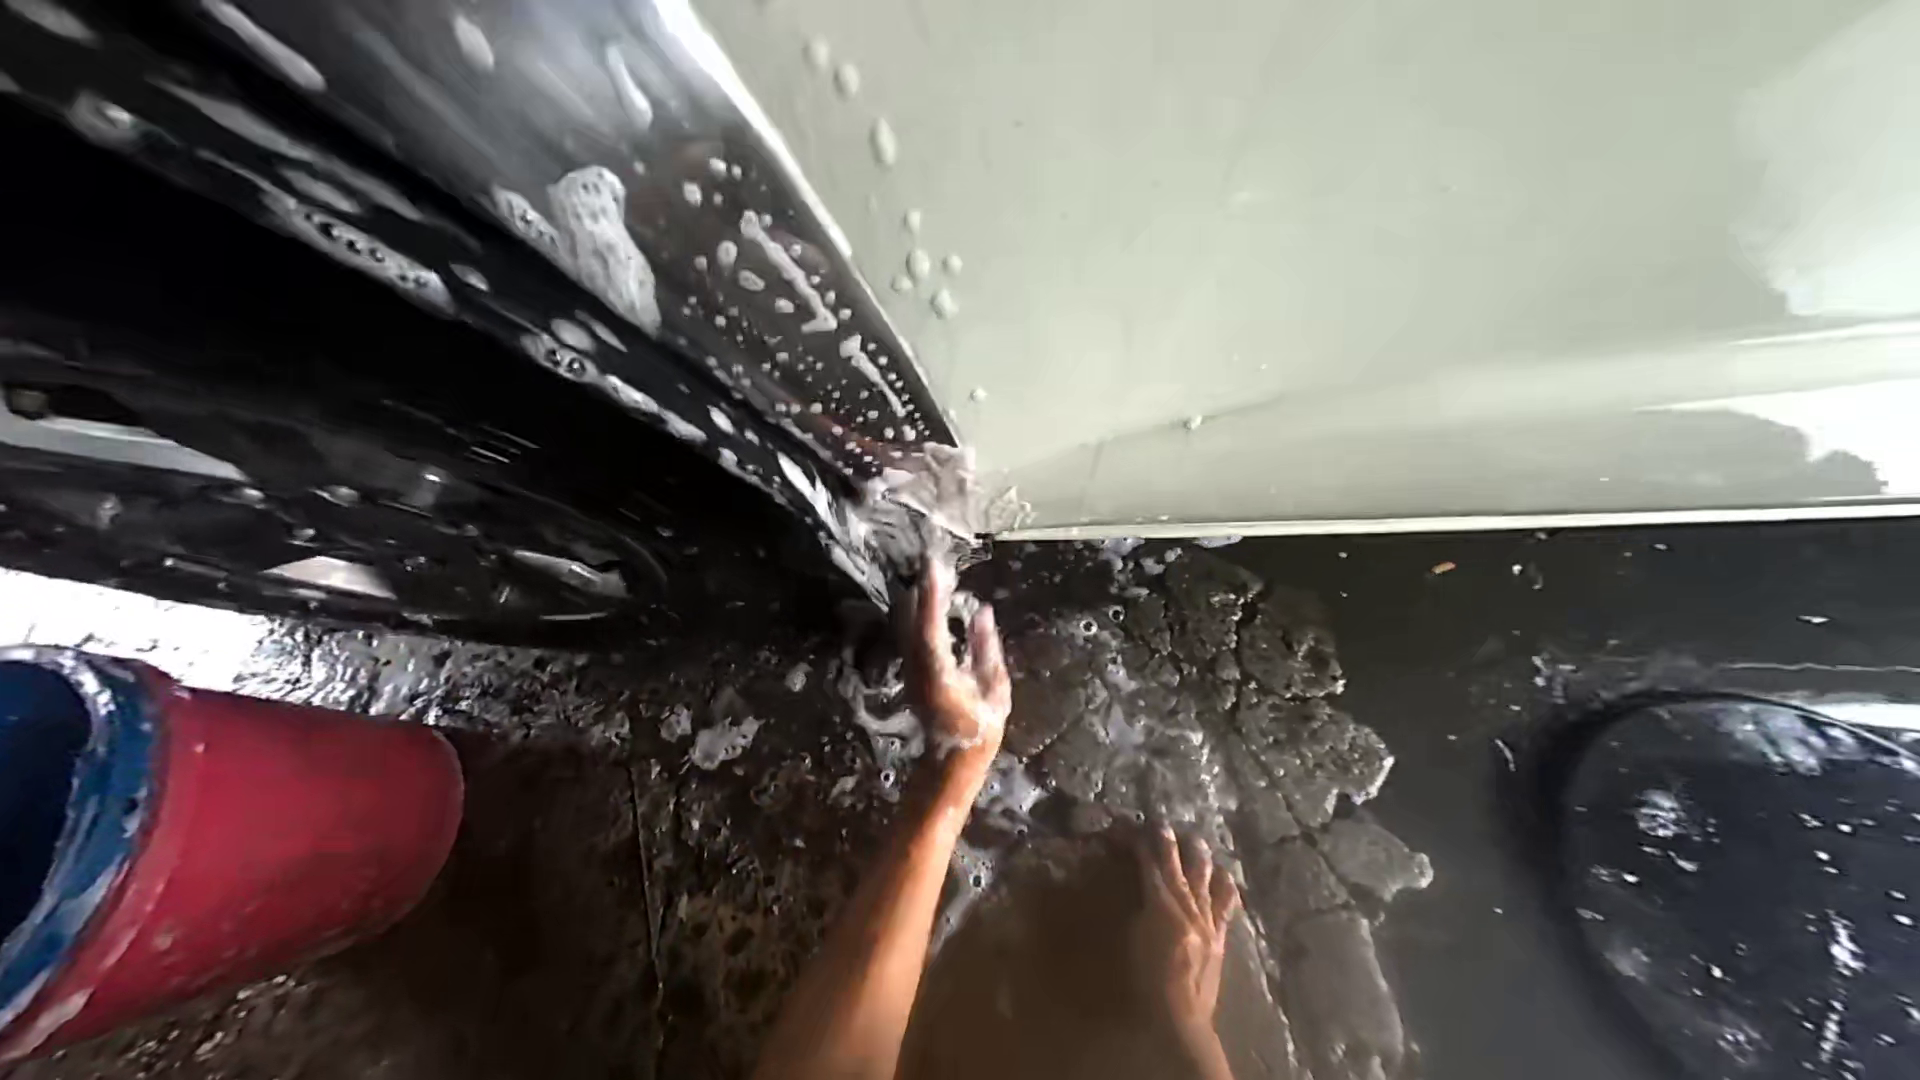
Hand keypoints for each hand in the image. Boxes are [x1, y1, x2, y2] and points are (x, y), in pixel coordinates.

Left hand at [904, 561, 1010, 765]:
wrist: (953, 757)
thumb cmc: (980, 726)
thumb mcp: (995, 688)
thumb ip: (986, 648)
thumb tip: (981, 611)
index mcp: (940, 675)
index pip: (932, 628)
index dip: (932, 597)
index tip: (935, 569)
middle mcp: (919, 669)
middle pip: (912, 621)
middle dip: (922, 590)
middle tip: (932, 561)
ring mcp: (911, 670)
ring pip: (906, 625)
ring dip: (918, 598)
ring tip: (930, 573)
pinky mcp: (911, 670)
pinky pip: (910, 633)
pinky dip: (918, 612)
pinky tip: (927, 598)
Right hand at [1132, 828, 1240, 1037]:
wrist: (1180, 1016)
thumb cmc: (1146, 977)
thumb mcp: (1134, 935)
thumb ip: (1139, 904)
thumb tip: (1139, 882)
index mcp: (1161, 903)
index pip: (1149, 862)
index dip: (1140, 842)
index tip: (1132, 828)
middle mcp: (1187, 905)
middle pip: (1177, 864)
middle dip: (1168, 841)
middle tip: (1162, 823)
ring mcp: (1207, 919)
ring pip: (1204, 878)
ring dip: (1198, 857)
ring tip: (1195, 840)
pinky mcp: (1220, 935)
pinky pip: (1226, 905)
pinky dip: (1226, 887)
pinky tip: (1224, 875)